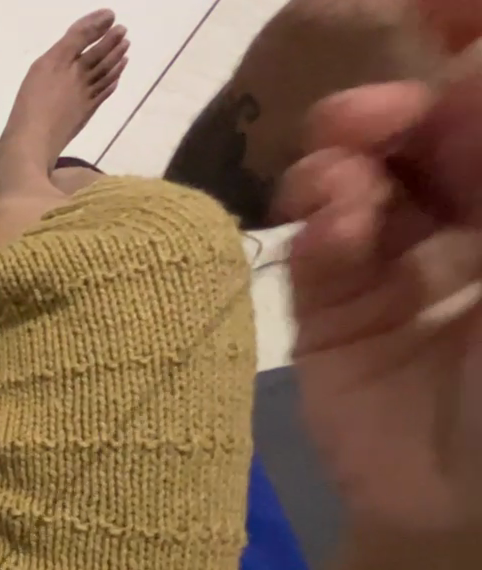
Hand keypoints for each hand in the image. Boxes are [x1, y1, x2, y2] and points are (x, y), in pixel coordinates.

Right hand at [278, 75, 481, 530]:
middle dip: (412, 105)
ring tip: (336, 179)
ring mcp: (427, 268)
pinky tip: (330, 230)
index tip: (424, 6)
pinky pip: (328, 255)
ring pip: (380, 184)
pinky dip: (322, 231)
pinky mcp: (345, 318)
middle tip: (362, 113)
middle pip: (459, 125)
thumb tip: (471, 67)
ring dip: (351, 169)